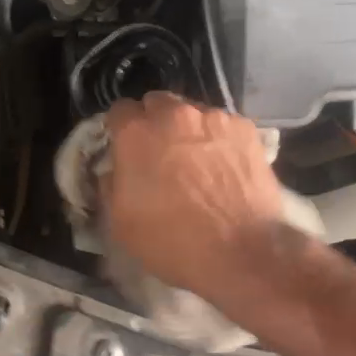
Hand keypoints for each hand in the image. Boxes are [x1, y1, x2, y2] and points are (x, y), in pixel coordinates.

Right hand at [101, 91, 286, 297]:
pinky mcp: (245, 128)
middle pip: (157, 103)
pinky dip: (219, 139)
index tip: (126, 148)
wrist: (241, 252)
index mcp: (135, 133)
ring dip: (188, 130)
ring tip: (198, 162)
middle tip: (160, 153)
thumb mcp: (119, 222)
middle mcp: (173, 115)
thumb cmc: (172, 241)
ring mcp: (213, 118)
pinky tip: (225, 166)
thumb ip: (111, 184)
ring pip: (192, 112)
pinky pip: (223, 125)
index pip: (119, 110)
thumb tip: (115, 169)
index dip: (121, 129)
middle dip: (154, 122)